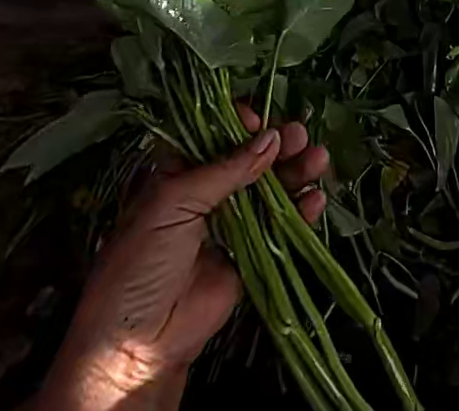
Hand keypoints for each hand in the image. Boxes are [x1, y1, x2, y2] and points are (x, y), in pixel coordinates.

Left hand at [36, 108, 327, 410]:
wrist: (139, 340)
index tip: (258, 118)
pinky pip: (282, 224)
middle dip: (278, 143)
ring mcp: (234, 221)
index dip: (240, 123)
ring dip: (296, 171)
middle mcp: (210, 190)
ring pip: (272, 187)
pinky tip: (315, 199)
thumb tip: (271, 137)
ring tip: (318, 158)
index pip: (217, 134)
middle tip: (300, 134)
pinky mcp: (253, 252)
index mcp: (183, 171)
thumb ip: (226, 170)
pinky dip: (302, 210)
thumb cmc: (143, 259)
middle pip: (252, 157)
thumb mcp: (175, 203)